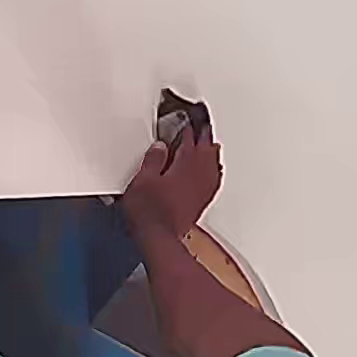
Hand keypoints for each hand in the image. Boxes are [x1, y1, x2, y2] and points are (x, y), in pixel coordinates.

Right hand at [121, 124, 222, 242]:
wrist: (157, 236)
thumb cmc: (149, 210)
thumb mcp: (142, 179)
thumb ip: (153, 160)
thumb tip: (161, 147)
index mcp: (184, 166)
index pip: (189, 140)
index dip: (188, 128)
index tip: (187, 120)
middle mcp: (197, 177)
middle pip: (205, 150)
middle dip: (204, 136)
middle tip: (204, 125)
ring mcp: (201, 191)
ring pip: (212, 165)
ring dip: (212, 153)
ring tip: (212, 144)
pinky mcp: (200, 203)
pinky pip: (213, 182)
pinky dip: (215, 173)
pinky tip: (215, 173)